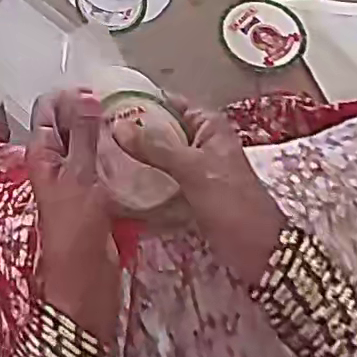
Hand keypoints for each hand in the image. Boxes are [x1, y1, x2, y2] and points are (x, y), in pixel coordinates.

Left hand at [28, 89, 119, 339]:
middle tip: (115, 95)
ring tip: (127, 113)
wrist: (88, 290)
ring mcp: (74, 180)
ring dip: (100, 129)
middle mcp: (54, 164)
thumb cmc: (76, 233)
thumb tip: (85, 95)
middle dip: (83, 108)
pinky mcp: (94, 195)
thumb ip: (84, 136)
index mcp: (40, 156)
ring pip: (85, 143)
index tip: (94, 87)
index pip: (46, 112)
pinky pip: (101, 163)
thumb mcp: (79, 178)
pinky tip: (133, 144)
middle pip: (66, 125)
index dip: (65, 95)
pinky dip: (112, 151)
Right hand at [112, 97, 287, 283]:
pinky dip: (142, 182)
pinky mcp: (187, 194)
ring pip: (157, 157)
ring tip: (100, 158)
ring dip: (134, 159)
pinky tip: (116, 185)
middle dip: (132, 133)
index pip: (168, 102)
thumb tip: (117, 127)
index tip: (107, 106)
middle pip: (159, 130)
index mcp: (207, 125)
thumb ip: (156, 148)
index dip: (140, 101)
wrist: (260, 254)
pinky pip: (159, 181)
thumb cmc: (233, 203)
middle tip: (96, 135)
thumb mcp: (194, 170)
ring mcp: (193, 169)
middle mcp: (199, 141)